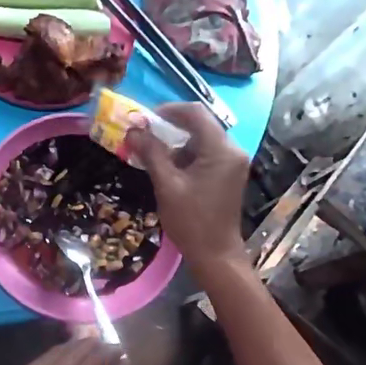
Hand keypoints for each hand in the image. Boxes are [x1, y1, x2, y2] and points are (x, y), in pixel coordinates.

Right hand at [129, 103, 249, 266]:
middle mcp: (232, 151)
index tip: (145, 119)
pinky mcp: (228, 174)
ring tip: (152, 154)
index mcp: (221, 150)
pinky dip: (185, 155)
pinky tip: (167, 168)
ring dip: (176, 143)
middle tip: (144, 135)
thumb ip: (151, 153)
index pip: (196, 113)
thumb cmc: (191, 221)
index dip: (169, 110)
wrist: (215, 254)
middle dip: (170, 127)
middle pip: (200, 125)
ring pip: (201, 139)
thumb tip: (133, 130)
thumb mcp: (166, 185)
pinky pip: (205, 153)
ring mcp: (232, 163)